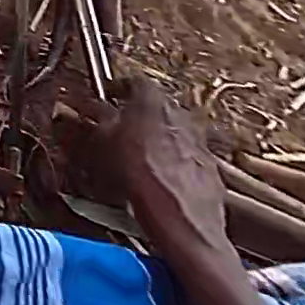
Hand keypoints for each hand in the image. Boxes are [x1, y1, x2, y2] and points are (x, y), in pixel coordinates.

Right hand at [98, 76, 229, 253]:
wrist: (182, 223)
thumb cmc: (141, 177)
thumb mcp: (103, 140)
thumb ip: (99, 117)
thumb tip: (92, 108)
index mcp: (154, 104)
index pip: (137, 81)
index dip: (119, 85)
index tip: (107, 93)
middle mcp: (182, 120)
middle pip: (159, 105)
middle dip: (138, 111)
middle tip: (118, 121)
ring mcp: (201, 147)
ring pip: (174, 131)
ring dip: (156, 135)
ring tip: (135, 151)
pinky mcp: (211, 174)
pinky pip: (187, 157)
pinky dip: (172, 159)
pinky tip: (156, 175)